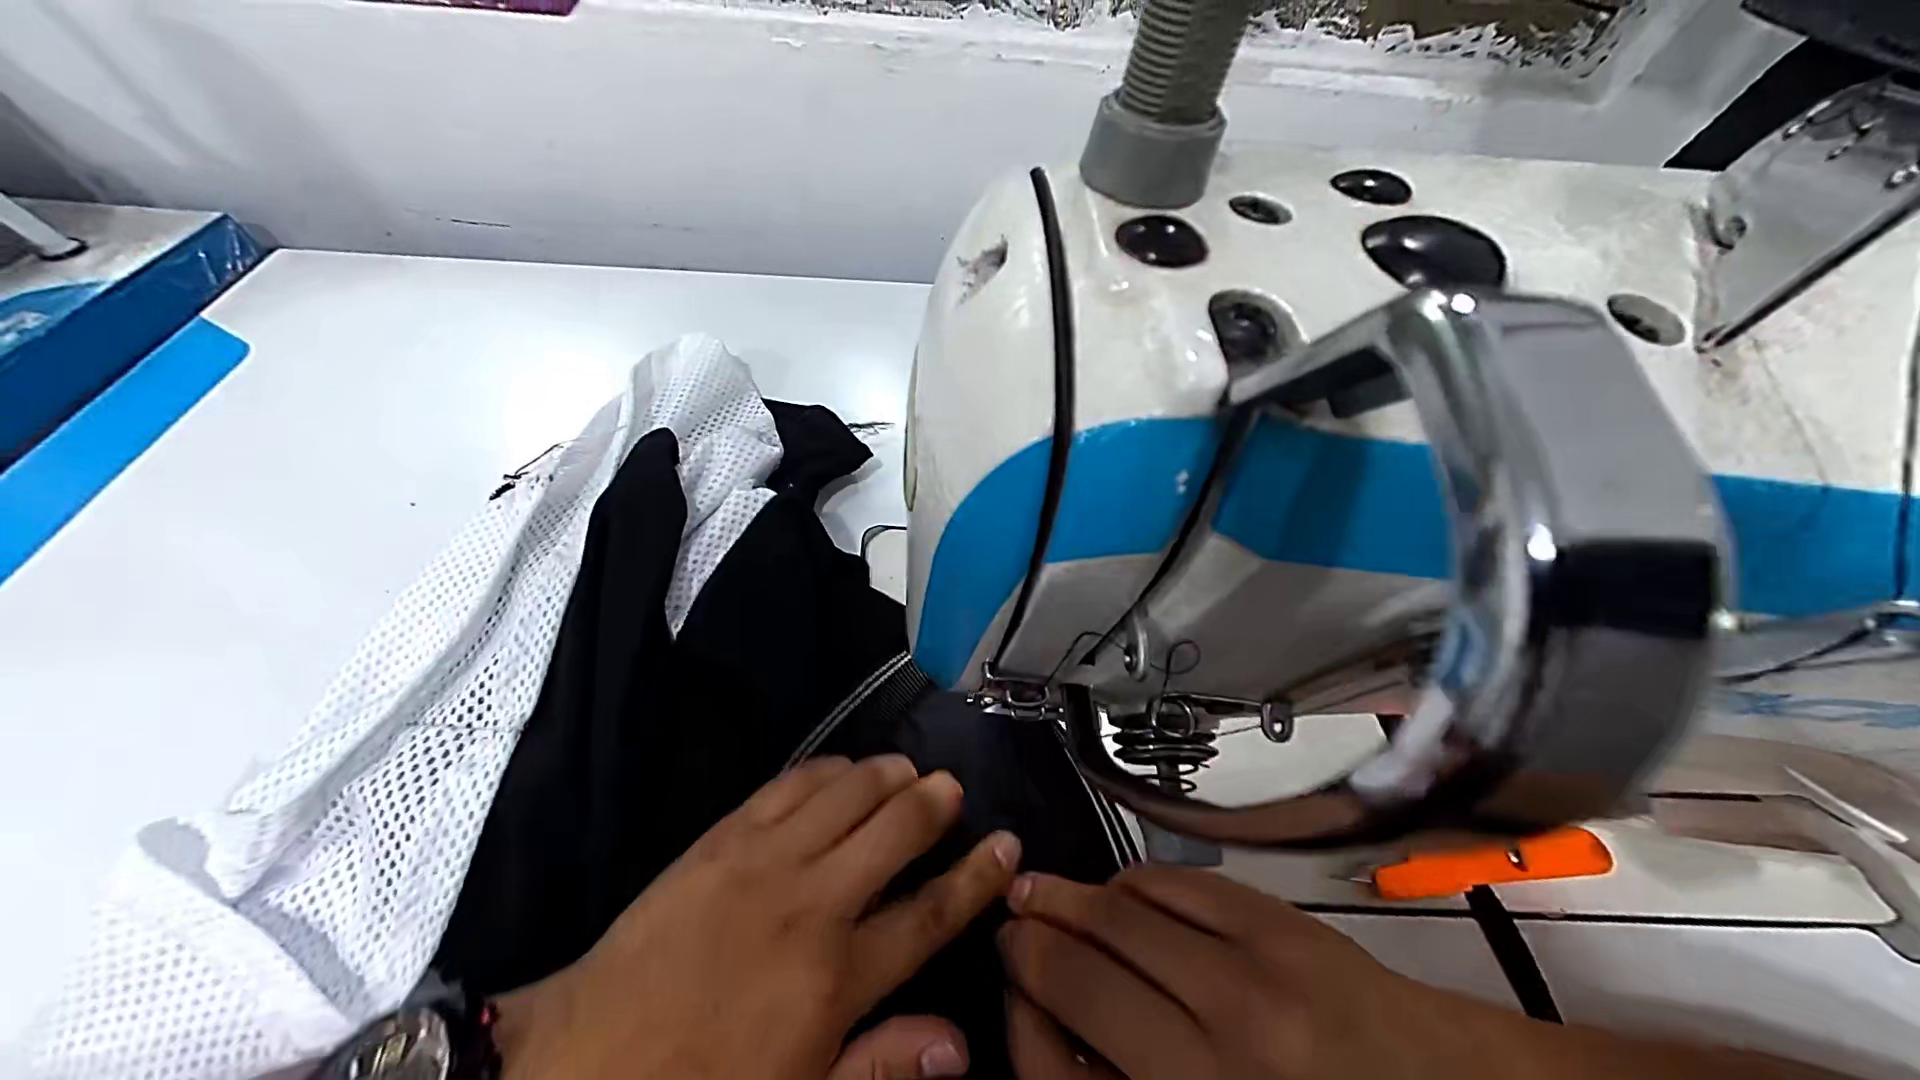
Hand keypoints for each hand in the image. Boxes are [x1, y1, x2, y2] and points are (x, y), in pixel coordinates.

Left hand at [495, 754, 1021, 1079]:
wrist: (578, 1066)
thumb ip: (880, 1066)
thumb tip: (958, 1044)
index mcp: (837, 976)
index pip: (930, 913)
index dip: (976, 877)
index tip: (1007, 845)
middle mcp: (813, 903)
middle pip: (895, 832)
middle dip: (934, 804)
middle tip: (953, 787)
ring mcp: (766, 861)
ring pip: (847, 795)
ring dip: (885, 776)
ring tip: (908, 769)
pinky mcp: (723, 838)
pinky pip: (788, 786)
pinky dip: (824, 770)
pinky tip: (842, 766)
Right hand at [998, 867, 1845, 1079]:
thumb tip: (1052, 1026)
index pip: (1062, 1057)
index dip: (1020, 1011)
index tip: (1006, 978)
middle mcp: (1216, 1047)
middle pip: (1083, 970)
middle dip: (1030, 938)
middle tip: (1006, 917)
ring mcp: (1251, 972)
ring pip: (1123, 914)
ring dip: (1072, 899)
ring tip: (1041, 890)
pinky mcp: (1281, 924)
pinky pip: (1177, 888)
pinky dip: (1133, 884)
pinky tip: (1116, 889)